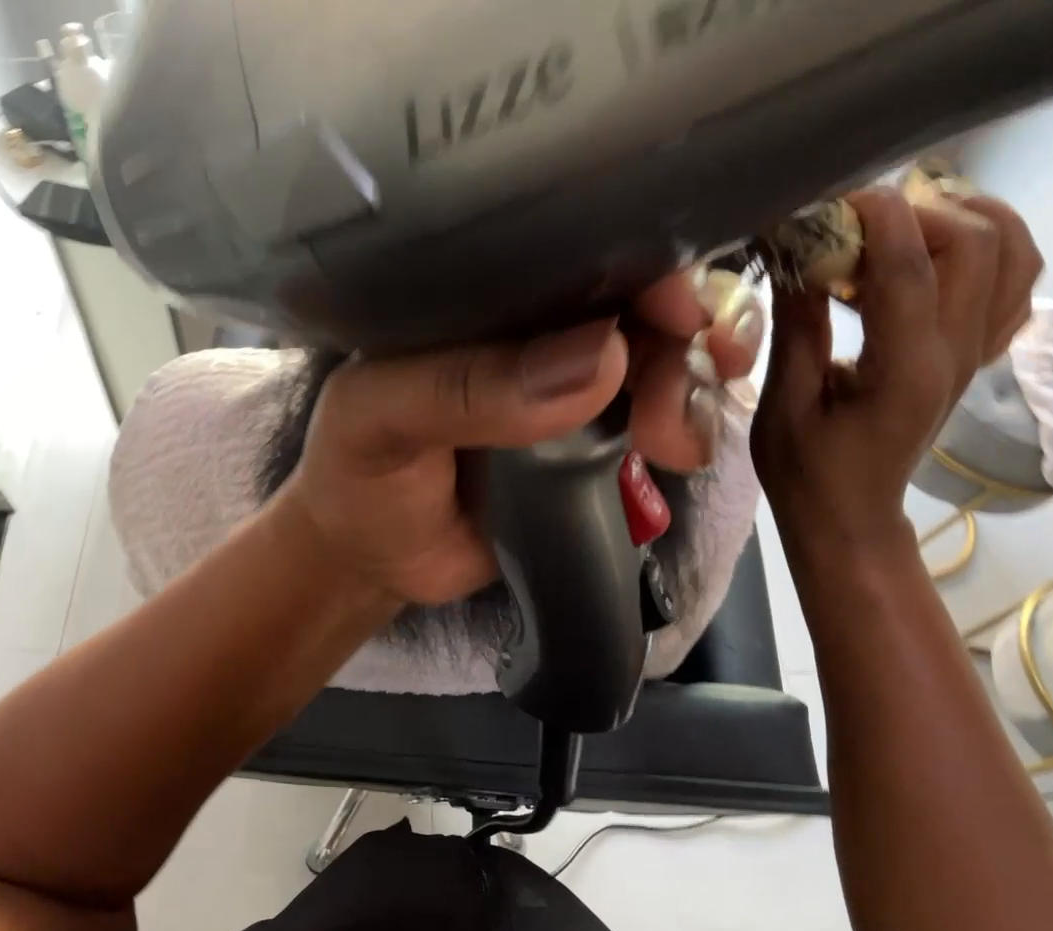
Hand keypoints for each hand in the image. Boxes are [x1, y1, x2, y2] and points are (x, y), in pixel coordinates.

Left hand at [275, 268, 751, 607]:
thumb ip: (464, 390)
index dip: (640, 264)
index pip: (573, 250)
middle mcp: (536, 330)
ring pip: (667, 358)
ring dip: (694, 387)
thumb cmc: (358, 473)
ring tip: (672, 441)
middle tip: (695, 380)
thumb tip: (601, 359)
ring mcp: (573, 387)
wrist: (375, 557)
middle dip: (688, 331)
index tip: (678, 308)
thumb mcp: (381, 421)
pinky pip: (664, 420)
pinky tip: (678, 456)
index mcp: (481, 298)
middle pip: (640, 300)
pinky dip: (691, 427)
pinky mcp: (596, 444)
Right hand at [752, 188, 1041, 551]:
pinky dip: (986, 250)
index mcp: (905, 372)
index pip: (911, 271)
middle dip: (919, 212)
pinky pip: (1012, 283)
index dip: (877, 220)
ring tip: (905, 221)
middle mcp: (955, 355)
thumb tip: (796, 256)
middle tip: (856, 220)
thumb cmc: (806, 473)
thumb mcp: (782, 407)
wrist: (848, 518)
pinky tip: (934, 255)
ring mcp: (974, 354)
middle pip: (979, 244)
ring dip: (966, 219)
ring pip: (1014, 254)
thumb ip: (797, 329)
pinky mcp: (973, 356)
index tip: (832, 199)